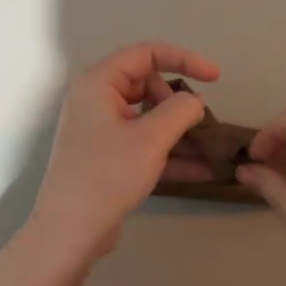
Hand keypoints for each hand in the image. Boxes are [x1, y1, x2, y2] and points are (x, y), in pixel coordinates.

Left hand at [29, 42, 219, 257]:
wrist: (69, 232)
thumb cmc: (107, 174)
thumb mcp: (150, 139)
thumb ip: (180, 111)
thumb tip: (194, 101)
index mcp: (99, 82)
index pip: (147, 53)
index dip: (185, 59)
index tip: (216, 77)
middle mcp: (96, 99)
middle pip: (147, 85)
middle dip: (178, 103)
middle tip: (197, 125)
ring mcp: (100, 130)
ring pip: (148, 118)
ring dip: (180, 133)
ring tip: (213, 149)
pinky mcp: (106, 158)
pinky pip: (143, 145)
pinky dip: (169, 154)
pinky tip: (204, 172)